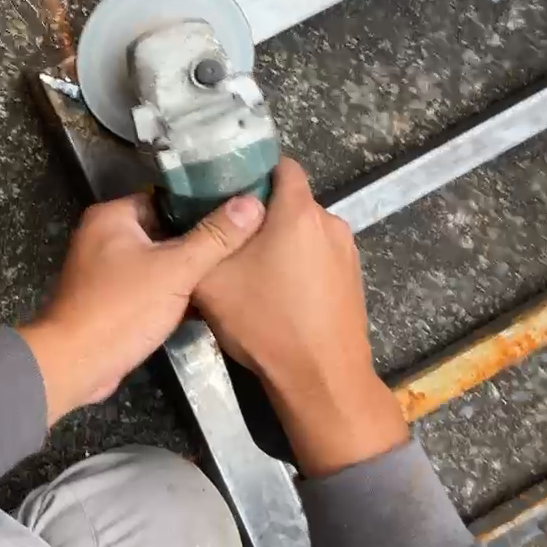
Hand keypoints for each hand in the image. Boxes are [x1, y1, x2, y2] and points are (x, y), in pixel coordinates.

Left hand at [20, 192, 263, 424]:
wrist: (77, 362)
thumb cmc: (123, 307)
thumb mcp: (176, 269)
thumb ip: (214, 237)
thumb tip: (251, 203)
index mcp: (112, 216)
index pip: (165, 198)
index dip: (202, 204)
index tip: (241, 209)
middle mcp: (105, 236)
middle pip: (164, 230)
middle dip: (201, 241)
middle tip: (246, 242)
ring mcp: (107, 269)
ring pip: (160, 261)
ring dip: (190, 270)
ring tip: (237, 269)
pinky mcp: (113, 298)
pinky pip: (151, 286)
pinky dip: (175, 292)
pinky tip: (212, 299)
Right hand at [193, 159, 408, 475]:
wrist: (321, 380)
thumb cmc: (264, 322)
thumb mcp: (211, 281)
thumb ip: (203, 240)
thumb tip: (194, 218)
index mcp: (297, 213)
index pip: (282, 165)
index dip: (252, 170)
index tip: (223, 188)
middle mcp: (329, 223)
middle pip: (289, 200)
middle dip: (258, 212)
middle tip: (224, 233)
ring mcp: (347, 252)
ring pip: (302, 230)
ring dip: (276, 239)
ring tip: (246, 266)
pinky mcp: (353, 278)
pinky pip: (317, 254)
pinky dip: (295, 261)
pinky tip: (274, 290)